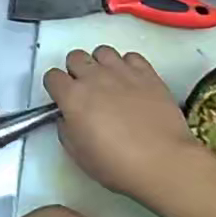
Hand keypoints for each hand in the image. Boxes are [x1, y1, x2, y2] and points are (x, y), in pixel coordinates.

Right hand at [44, 45, 200, 197]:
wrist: (163, 162)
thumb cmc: (117, 164)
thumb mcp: (78, 154)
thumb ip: (66, 129)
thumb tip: (68, 118)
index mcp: (72, 96)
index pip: (52, 76)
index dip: (56, 87)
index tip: (63, 99)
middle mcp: (93, 77)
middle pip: (75, 57)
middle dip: (76, 70)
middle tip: (86, 90)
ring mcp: (121, 72)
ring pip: (102, 51)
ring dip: (101, 64)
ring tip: (110, 82)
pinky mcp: (147, 74)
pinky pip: (131, 57)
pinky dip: (128, 66)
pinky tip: (132, 82)